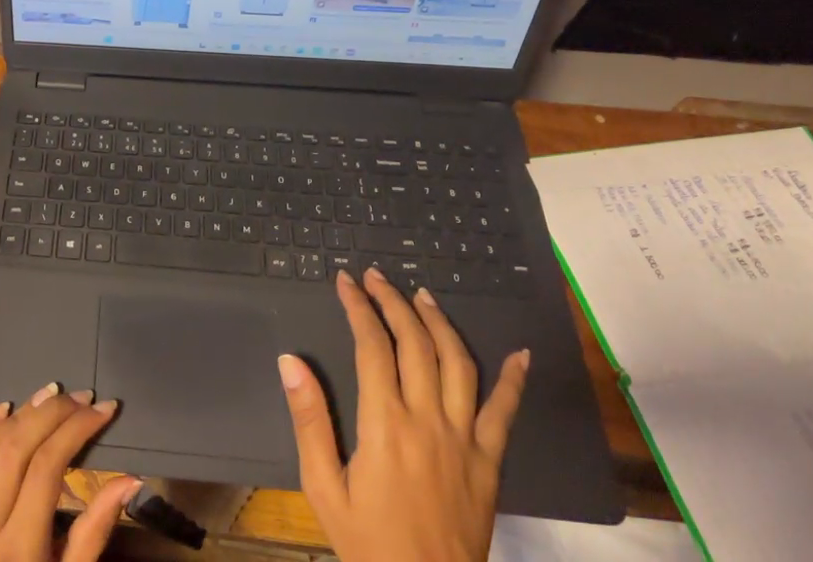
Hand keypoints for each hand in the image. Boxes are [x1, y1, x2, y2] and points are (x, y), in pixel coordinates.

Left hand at [0, 382, 141, 561]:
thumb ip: (95, 529)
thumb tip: (131, 479)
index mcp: (20, 546)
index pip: (47, 469)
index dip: (76, 431)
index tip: (104, 409)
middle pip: (14, 450)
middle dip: (50, 414)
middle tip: (80, 397)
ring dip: (15, 415)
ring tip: (47, 398)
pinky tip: (1, 411)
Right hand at [279, 268, 528, 561]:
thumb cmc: (367, 541)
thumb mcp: (323, 486)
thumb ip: (309, 420)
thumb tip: (291, 361)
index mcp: (384, 423)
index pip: (372, 347)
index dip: (359, 308)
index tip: (345, 282)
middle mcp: (427, 419)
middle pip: (415, 343)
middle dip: (394, 303)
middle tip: (377, 277)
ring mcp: (464, 437)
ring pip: (458, 363)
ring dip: (440, 323)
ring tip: (422, 296)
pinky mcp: (489, 459)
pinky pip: (505, 412)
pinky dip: (514, 379)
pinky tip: (520, 353)